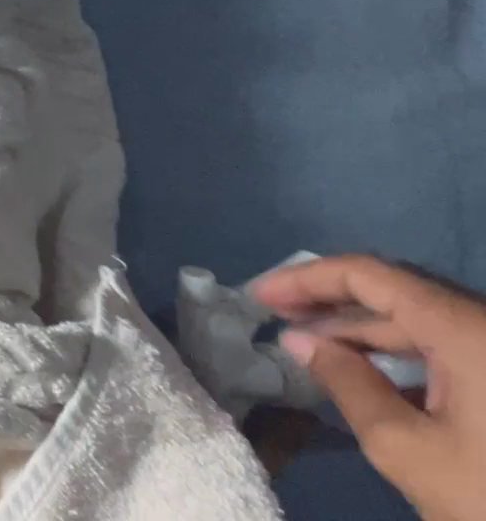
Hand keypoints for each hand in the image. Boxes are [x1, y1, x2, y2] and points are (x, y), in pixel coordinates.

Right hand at [251, 254, 485, 520]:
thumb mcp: (407, 448)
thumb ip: (346, 383)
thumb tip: (300, 341)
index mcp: (472, 334)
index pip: (370, 275)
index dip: (305, 279)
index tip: (259, 297)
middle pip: (401, 294)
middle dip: (332, 303)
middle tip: (278, 317)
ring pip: (430, 322)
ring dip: (367, 330)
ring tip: (315, 347)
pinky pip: (460, 348)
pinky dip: (409, 353)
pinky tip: (373, 374)